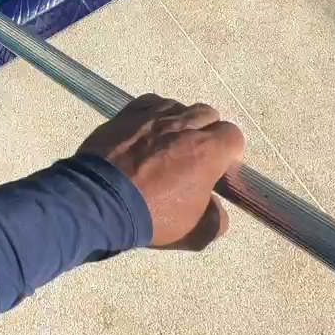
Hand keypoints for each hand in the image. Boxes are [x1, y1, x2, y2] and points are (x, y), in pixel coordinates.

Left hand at [77, 93, 244, 250]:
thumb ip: (215, 219)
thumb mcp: (196, 232)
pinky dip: (154, 111)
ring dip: (180, 120)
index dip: (229, 150)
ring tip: (169, 141)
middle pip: (207, 114)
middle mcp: (181, 126)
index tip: (219, 166)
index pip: (233, 134)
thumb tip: (215, 207)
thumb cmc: (152, 215)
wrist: (101, 199)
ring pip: (177, 106)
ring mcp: (151, 116)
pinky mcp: (125, 114)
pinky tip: (148, 128)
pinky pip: (148, 102)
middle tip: (194, 153)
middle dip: (207, 131)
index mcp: (206, 151)